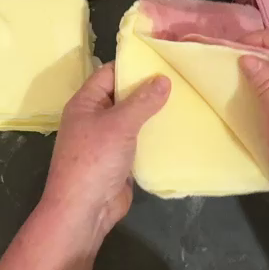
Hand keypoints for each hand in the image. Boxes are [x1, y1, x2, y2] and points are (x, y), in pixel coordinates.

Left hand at [40, 64, 168, 240]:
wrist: (83, 210)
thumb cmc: (94, 160)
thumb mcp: (119, 125)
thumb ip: (142, 101)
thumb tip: (163, 78)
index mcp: (85, 103)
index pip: (109, 73)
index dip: (132, 65)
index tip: (161, 59)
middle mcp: (94, 118)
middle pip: (122, 96)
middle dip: (147, 90)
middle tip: (180, 79)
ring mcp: (106, 140)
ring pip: (132, 120)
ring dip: (152, 114)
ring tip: (184, 101)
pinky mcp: (118, 160)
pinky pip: (138, 141)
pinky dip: (153, 136)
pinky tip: (176, 130)